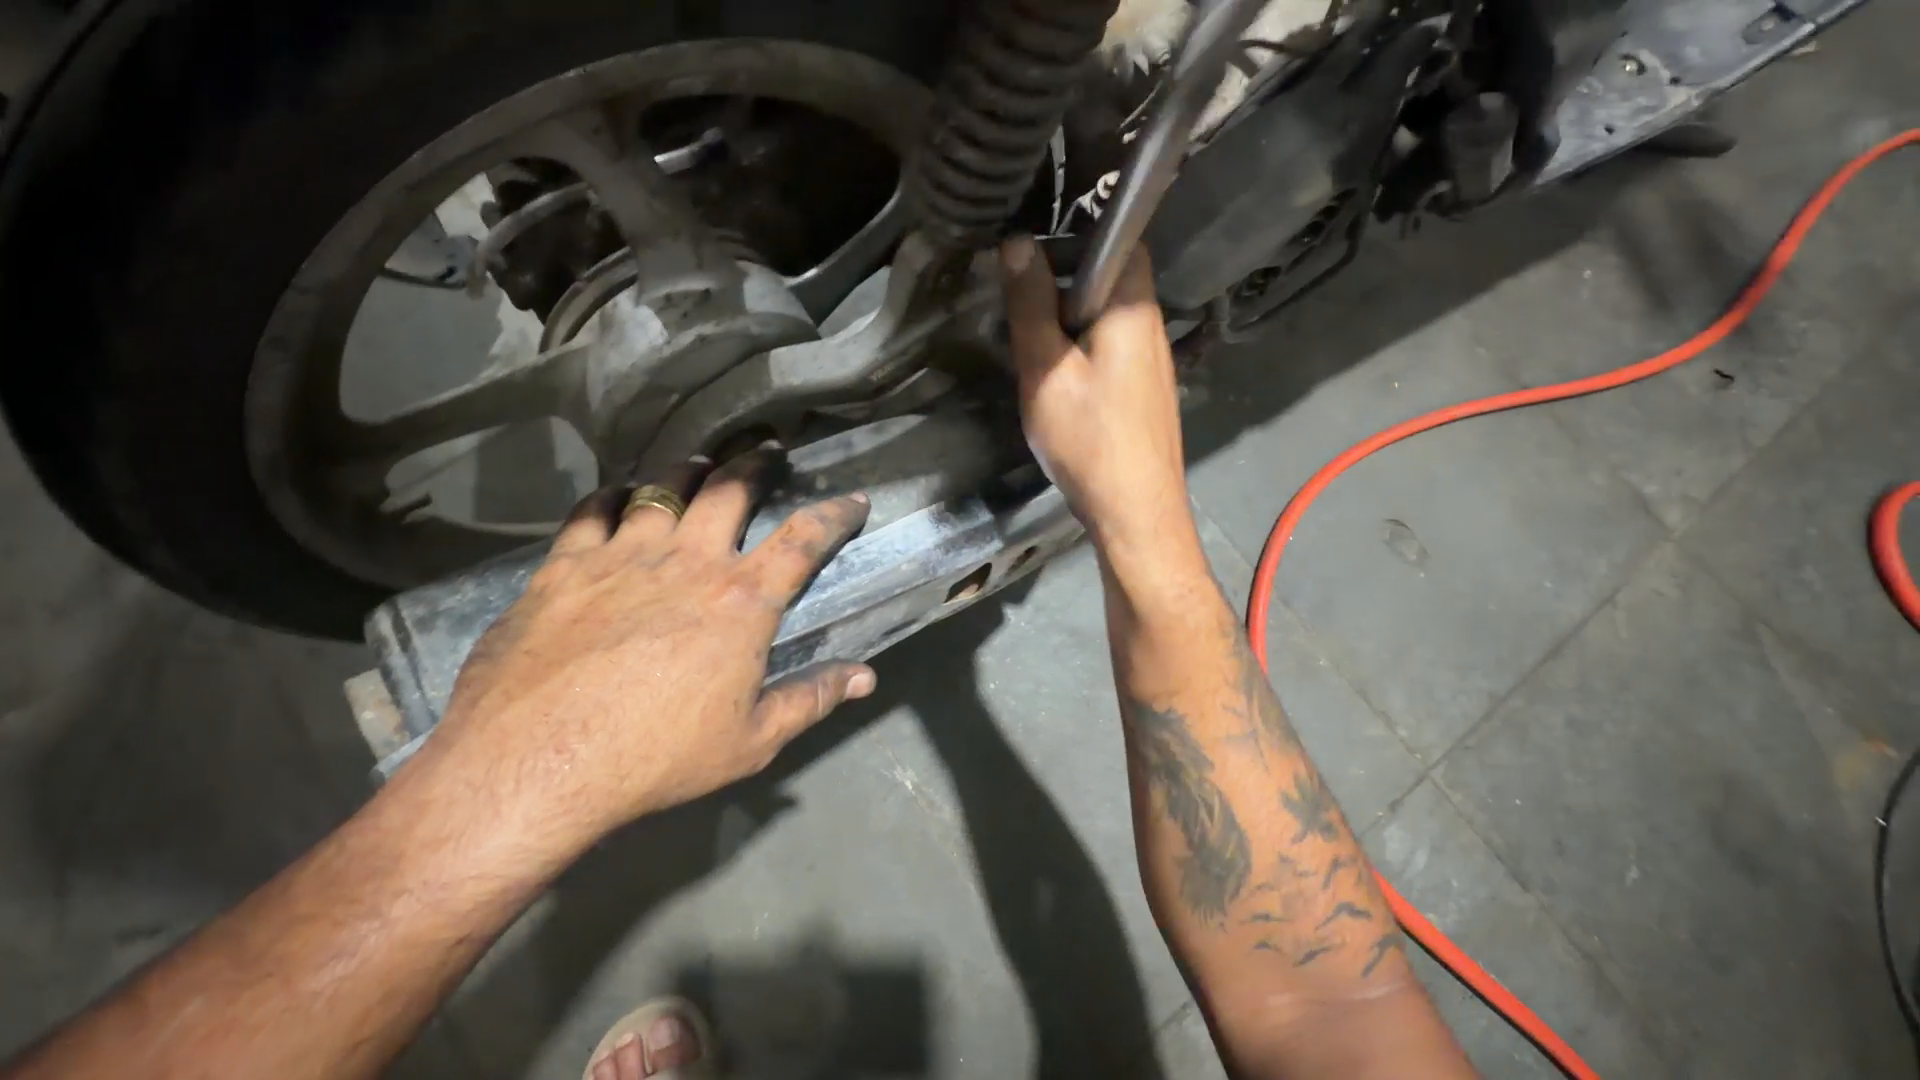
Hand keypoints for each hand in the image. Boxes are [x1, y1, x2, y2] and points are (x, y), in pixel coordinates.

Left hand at [420, 451, 875, 842]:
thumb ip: (811, 700)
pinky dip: (613, 496)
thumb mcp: (750, 743)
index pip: (802, 541)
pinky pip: (594, 511)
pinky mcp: (564, 566)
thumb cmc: (654, 758)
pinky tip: (618, 495)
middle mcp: (687, 562)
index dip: (834, 515)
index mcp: (740, 602)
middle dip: (755, 466)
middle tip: (766, 454)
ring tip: (699, 463)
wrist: (533, 764)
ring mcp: (621, 557)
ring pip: (662, 489)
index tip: (853, 499)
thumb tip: (866, 676)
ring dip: (689, 471)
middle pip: (729, 492)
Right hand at [999, 236, 1192, 555]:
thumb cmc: (1089, 440)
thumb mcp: (1046, 371)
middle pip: (1110, 279)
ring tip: (1032, 346)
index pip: (1119, 237)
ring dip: (1071, 322)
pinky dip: (1084, 351)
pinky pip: (1113, 350)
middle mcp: (1153, 325)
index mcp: (1133, 308)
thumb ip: (1031, 306)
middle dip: (1064, 284)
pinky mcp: (1147, 391)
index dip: (1075, 235)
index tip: (1032, 253)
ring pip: (1108, 319)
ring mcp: (1155, 361)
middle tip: (1020, 306)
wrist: (1135, 513)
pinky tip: (1060, 382)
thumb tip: (1017, 242)